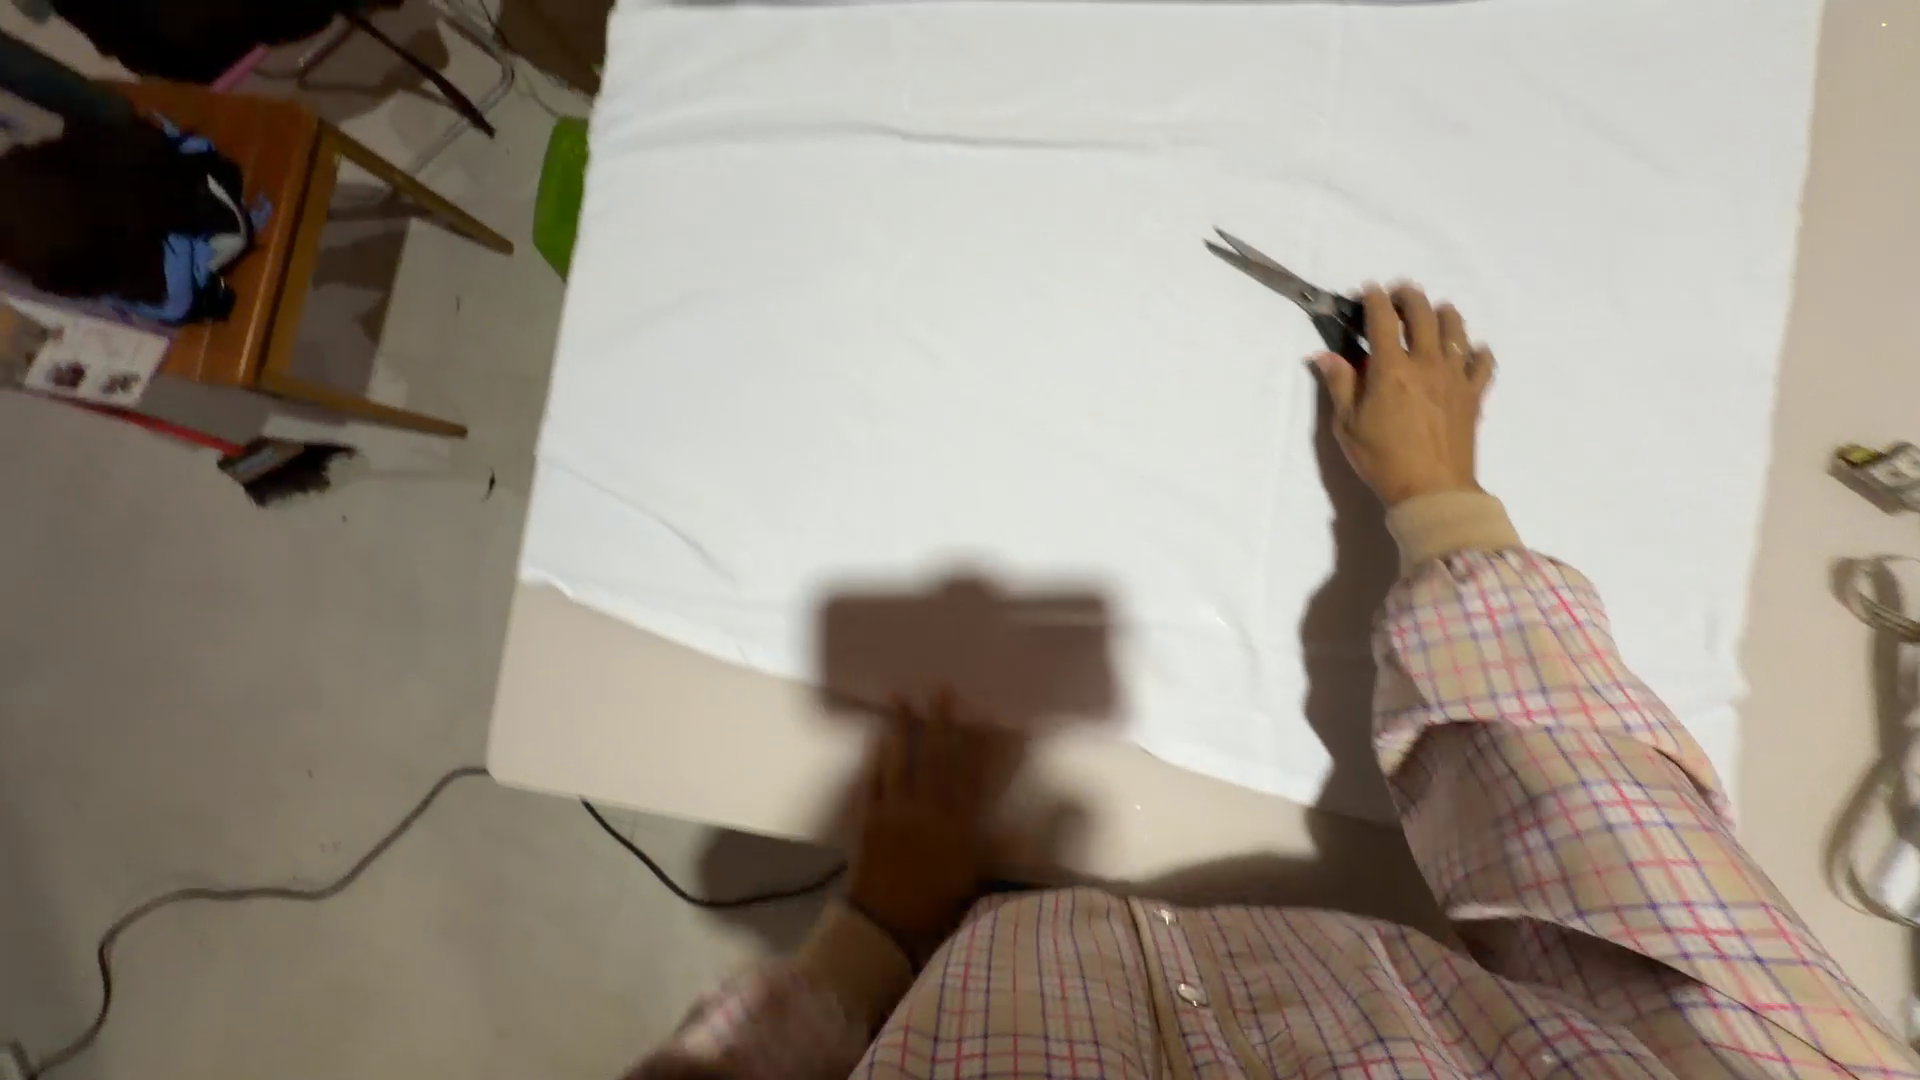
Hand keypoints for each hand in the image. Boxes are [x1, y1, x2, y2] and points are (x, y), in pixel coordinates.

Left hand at [846, 690, 1013, 965]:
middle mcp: (927, 810)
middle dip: (940, 720)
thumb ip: (998, 845)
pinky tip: (878, 734)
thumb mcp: (974, 875)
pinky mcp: (869, 816)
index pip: (971, 774)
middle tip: (941, 688)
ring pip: (900, 760)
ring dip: (901, 726)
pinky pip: (873, 779)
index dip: (980, 742)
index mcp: (957, 824)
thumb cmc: (936, 901)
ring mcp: (895, 810)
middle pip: (935, 757)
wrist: (886, 925)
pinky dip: (875, 755)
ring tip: (901, 696)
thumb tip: (1025, 824)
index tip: (986, 713)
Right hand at [1312, 283, 1494, 506]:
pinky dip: (1477, 350)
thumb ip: (1340, 385)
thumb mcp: (1347, 425)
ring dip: (1445, 314)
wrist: (1431, 488)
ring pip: (1457, 331)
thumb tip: (1325, 355)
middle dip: (1410, 297)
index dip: (1375, 300)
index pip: (1383, 321)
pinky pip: (1483, 362)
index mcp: (1391, 370)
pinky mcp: (1474, 394)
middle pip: (1424, 315)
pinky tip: (1471, 350)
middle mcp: (1427, 363)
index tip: (1369, 290)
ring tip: (1437, 310)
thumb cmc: (1381, 458)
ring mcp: (1455, 377)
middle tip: (1401, 292)